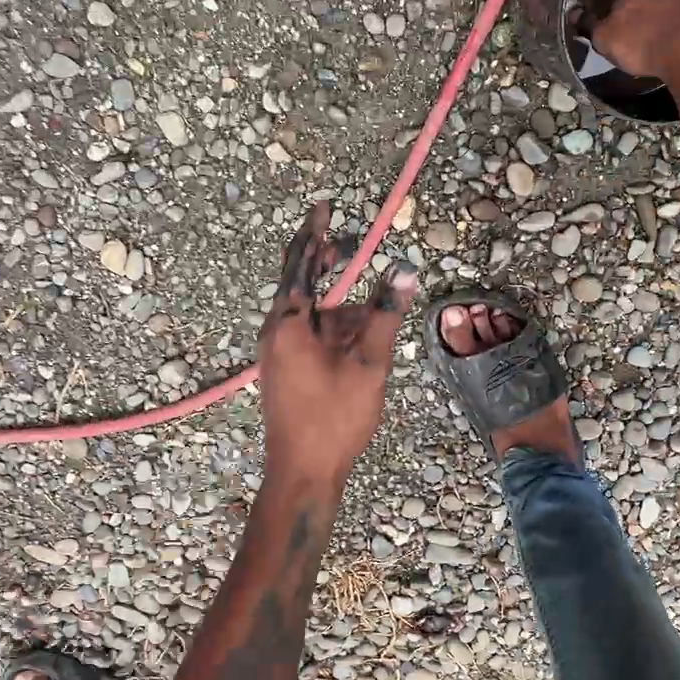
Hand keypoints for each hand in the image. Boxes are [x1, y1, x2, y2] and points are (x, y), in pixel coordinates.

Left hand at [256, 201, 419, 488]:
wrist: (302, 473)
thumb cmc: (334, 419)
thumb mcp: (367, 364)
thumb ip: (384, 314)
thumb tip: (404, 269)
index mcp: (288, 323)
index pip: (300, 263)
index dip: (313, 232)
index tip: (323, 206)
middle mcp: (275, 331)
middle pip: (302, 283)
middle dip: (329, 266)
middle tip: (351, 248)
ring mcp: (277, 351)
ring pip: (311, 314)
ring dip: (340, 309)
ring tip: (373, 322)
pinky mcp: (284, 368)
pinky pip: (308, 334)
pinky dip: (333, 330)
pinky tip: (359, 344)